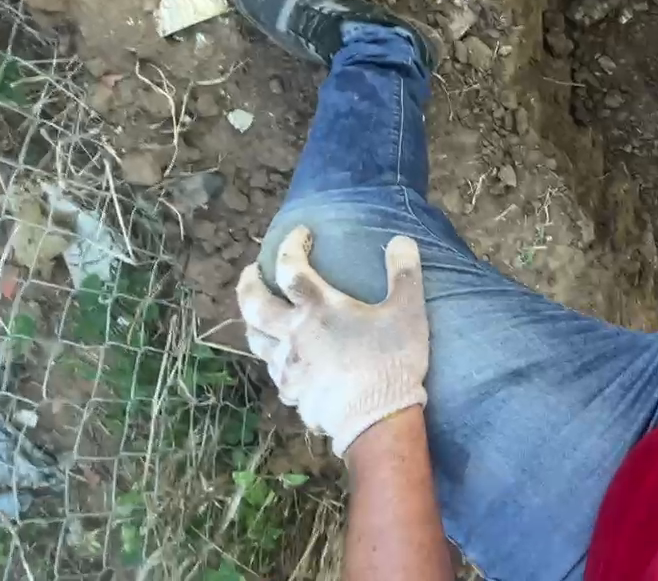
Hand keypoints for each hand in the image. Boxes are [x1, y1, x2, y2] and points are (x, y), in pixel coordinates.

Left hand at [236, 228, 429, 455]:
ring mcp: (288, 368)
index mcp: (318, 309)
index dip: (290, 246)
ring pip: (256, 340)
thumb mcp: (408, 310)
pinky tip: (284, 358)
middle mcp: (293, 335)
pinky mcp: (293, 394)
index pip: (291, 269)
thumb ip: (404, 272)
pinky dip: (274, 355)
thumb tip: (400, 240)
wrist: (377, 422)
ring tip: (258, 313)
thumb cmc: (392, 360)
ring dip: (253, 321)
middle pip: (255, 305)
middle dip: (249, 283)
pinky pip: (274, 370)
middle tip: (251, 271)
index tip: (299, 233)